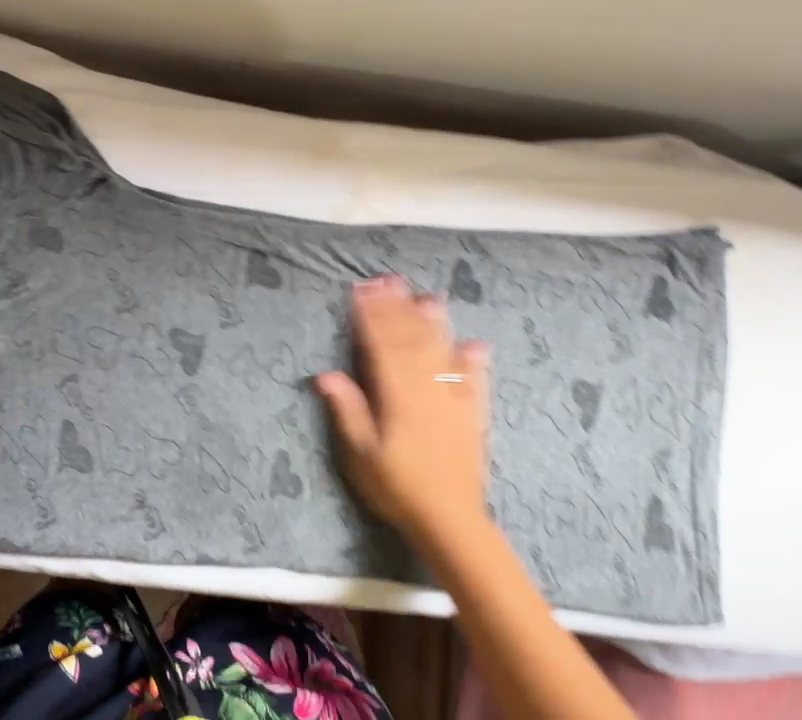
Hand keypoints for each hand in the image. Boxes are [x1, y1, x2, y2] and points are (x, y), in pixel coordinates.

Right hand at [315, 275, 491, 543]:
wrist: (450, 521)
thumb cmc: (396, 486)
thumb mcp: (360, 452)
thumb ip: (347, 410)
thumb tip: (325, 374)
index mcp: (397, 396)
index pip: (381, 346)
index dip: (370, 316)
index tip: (361, 289)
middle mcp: (427, 390)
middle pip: (411, 341)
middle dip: (398, 309)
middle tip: (388, 280)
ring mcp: (454, 401)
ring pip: (442, 353)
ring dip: (433, 324)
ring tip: (427, 296)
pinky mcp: (473, 417)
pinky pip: (476, 383)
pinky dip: (475, 362)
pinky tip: (475, 344)